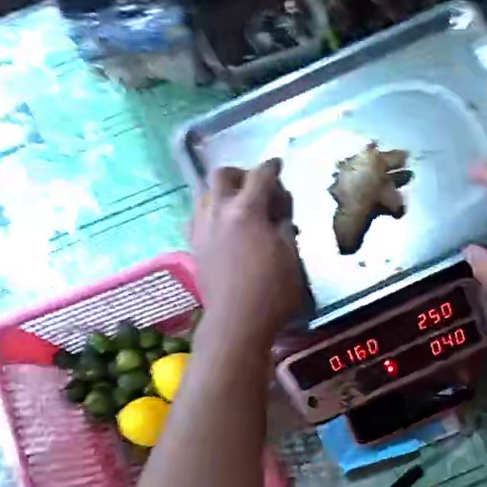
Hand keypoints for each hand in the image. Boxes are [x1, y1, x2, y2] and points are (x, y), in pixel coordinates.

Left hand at [192, 159, 302, 352]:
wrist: (237, 321)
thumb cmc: (272, 292)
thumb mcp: (291, 257)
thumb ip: (283, 228)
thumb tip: (279, 214)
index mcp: (247, 210)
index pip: (260, 176)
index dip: (272, 168)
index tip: (278, 165)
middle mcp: (219, 211)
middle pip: (222, 175)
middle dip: (240, 174)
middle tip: (255, 185)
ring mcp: (202, 228)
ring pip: (204, 193)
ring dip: (221, 191)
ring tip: (236, 203)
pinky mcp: (194, 246)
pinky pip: (197, 216)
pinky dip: (209, 212)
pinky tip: (220, 224)